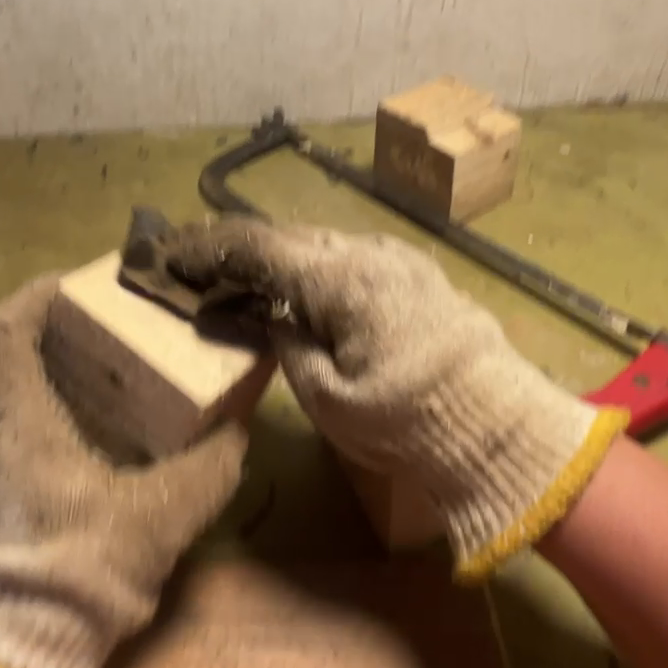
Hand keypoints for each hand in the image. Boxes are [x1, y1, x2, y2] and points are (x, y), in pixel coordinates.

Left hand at [0, 277, 247, 667]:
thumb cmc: (90, 567)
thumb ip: (211, 463)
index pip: (4, 334)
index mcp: (21, 423)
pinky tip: (102, 404)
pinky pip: (21, 411)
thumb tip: (238, 422)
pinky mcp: (4, 481)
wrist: (37, 642)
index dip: (35, 296)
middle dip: (52, 321)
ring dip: (50, 355)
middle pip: (6, 350)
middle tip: (106, 311)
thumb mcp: (165, 511)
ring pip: (11, 381)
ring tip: (107, 347)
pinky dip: (53, 390)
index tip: (77, 282)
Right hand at [168, 218, 626, 582]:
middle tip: (198, 267)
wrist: (498, 430)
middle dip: (239, 251)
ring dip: (278, 258)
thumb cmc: (406, 421)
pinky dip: (313, 267)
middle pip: (288, 238)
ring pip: (320, 244)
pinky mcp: (414, 272)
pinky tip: (299, 288)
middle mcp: (367, 251)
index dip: (208, 249)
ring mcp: (396, 257)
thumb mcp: (327, 395)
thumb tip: (265, 310)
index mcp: (340, 277)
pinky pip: (349, 257)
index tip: (169, 254)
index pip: (259, 246)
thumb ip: (287, 341)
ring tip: (241, 278)